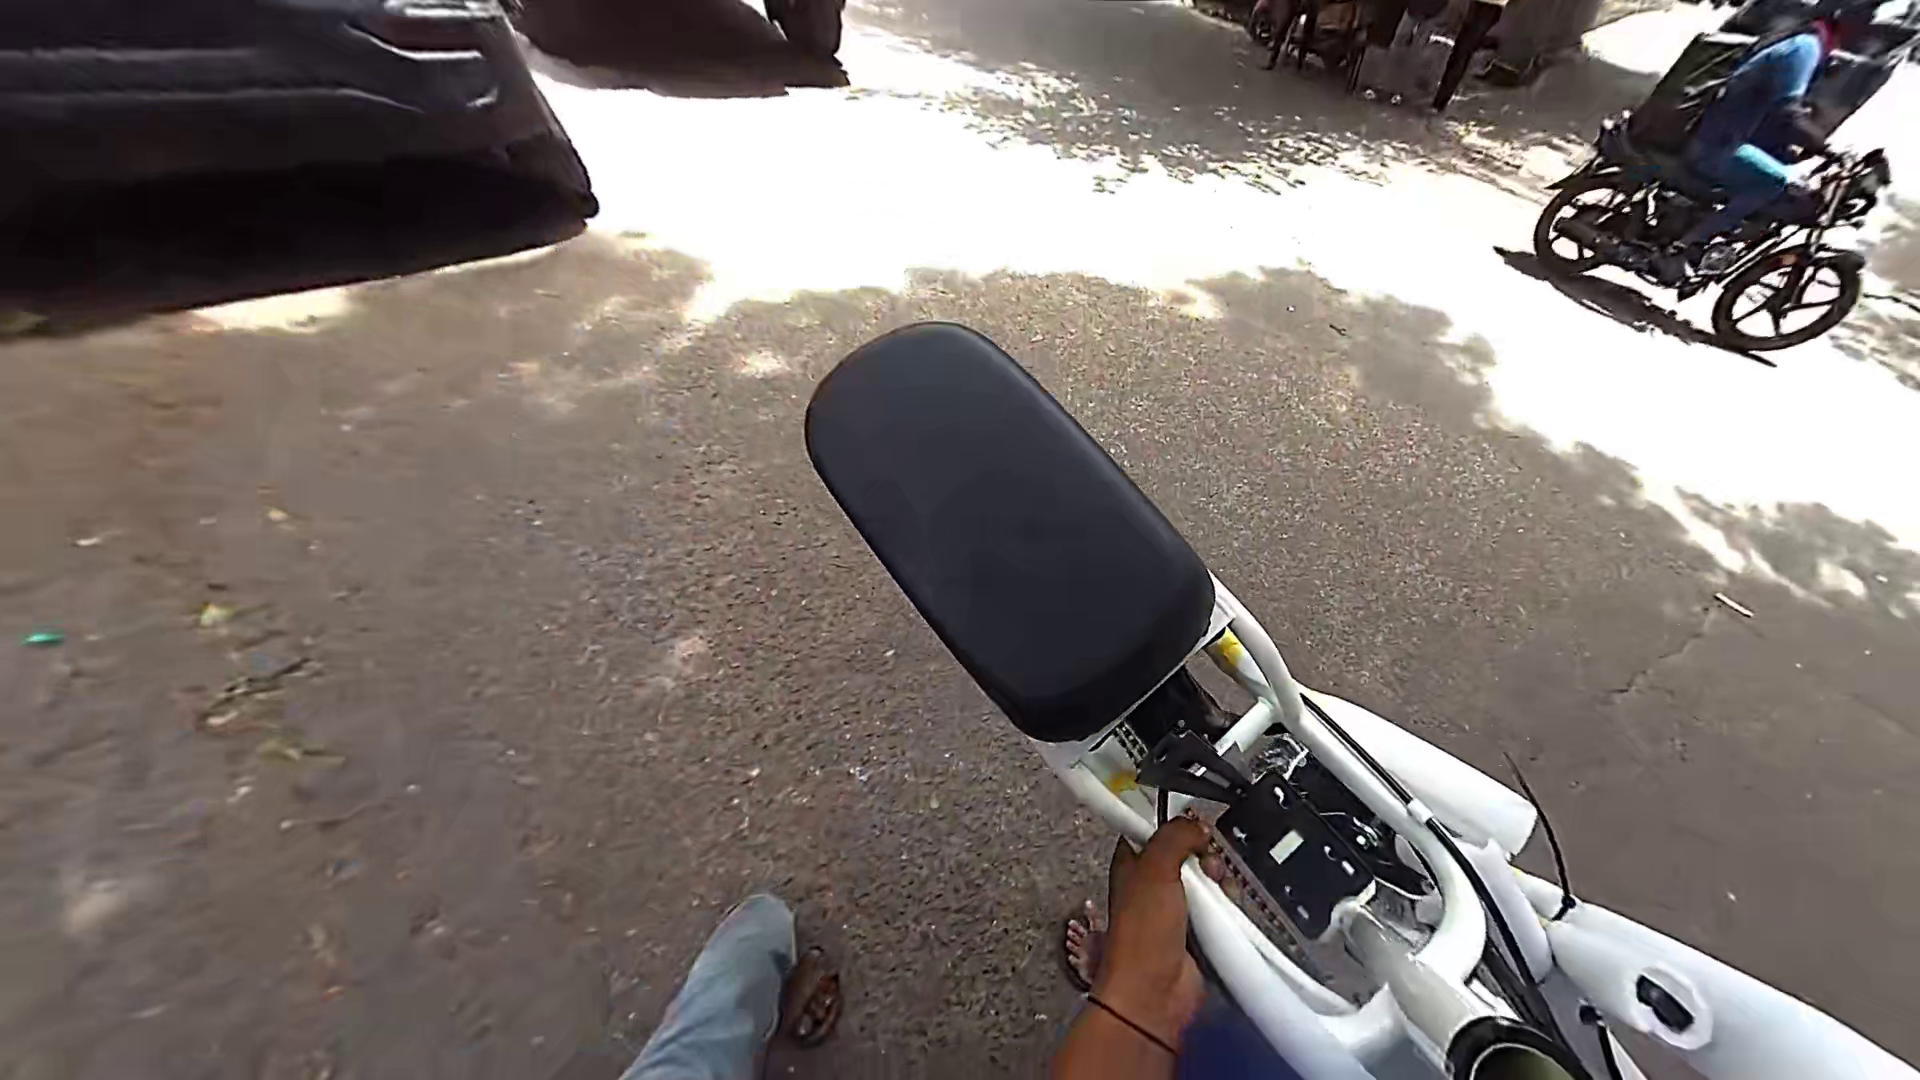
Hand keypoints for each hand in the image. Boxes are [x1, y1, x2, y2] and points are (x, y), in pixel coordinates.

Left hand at [1089, 817, 1215, 1049]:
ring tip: (1220, 887)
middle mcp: (1153, 878)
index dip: (1176, 824)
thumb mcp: (1154, 868)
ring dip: (1218, 879)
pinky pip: (1219, 905)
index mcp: (1134, 859)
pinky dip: (1227, 903)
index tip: (1193, 829)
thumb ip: (1174, 837)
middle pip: (1187, 851)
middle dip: (1204, 854)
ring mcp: (1177, 905)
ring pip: (1206, 877)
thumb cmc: (1144, 929)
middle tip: (1209, 865)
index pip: (1156, 827)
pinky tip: (1230, 905)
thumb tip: (1196, 824)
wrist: (1157, 991)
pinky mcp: (1199, 928)